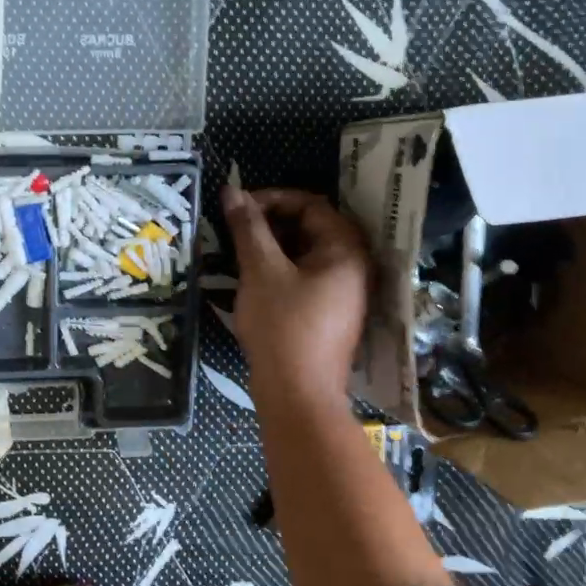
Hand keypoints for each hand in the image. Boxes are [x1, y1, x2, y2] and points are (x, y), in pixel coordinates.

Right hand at [221, 186, 371, 402]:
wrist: (298, 394)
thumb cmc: (282, 327)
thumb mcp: (260, 271)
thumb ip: (248, 227)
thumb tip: (232, 190)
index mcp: (346, 249)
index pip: (311, 204)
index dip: (271, 199)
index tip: (237, 208)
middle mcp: (353, 266)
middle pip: (311, 228)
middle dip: (270, 224)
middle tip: (235, 233)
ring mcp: (344, 293)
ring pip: (305, 255)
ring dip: (271, 249)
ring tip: (238, 257)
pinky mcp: (329, 315)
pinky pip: (305, 279)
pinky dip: (279, 272)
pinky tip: (252, 284)